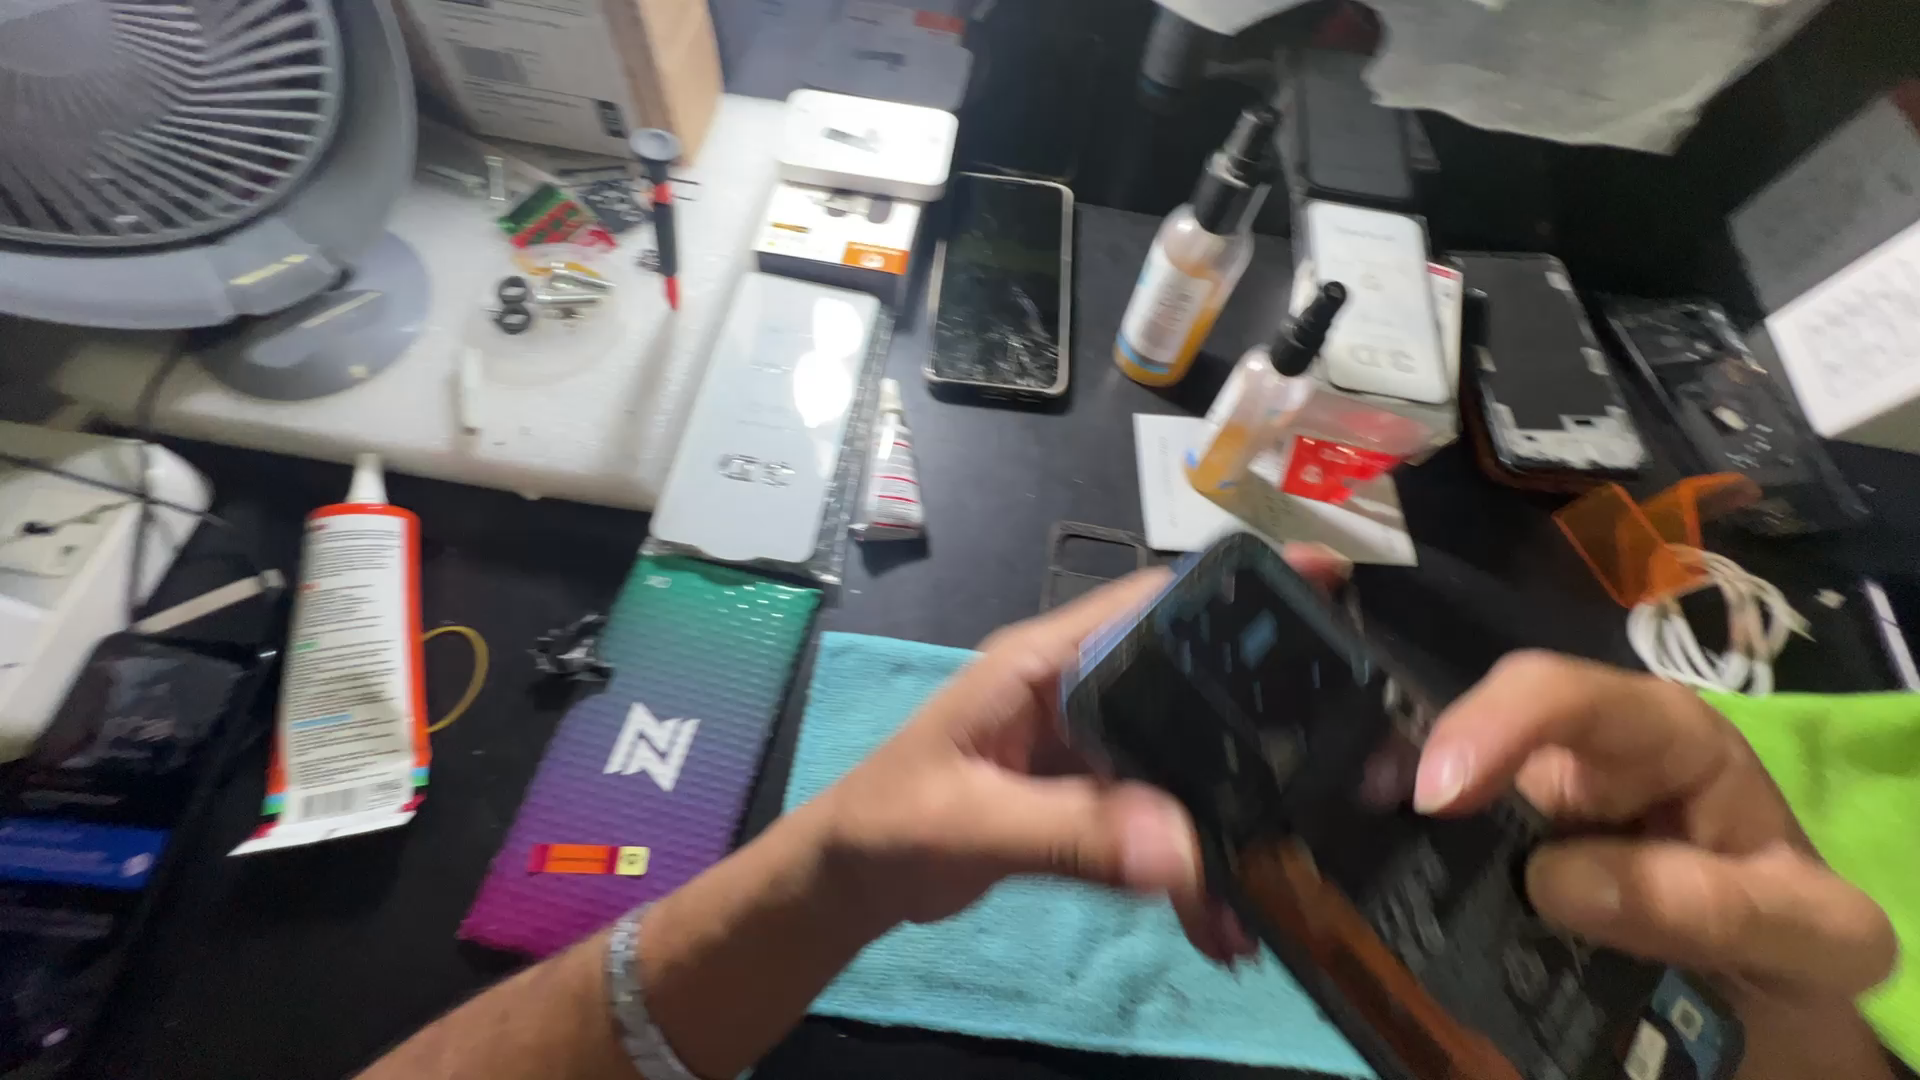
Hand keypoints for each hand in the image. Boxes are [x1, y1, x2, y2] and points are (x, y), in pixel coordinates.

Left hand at [818, 544, 1353, 963]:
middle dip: (1257, 713)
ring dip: (1228, 810)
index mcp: (1045, 661)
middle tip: (1347, 748)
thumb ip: (1070, 831)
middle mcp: (1076, 689)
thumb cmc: (892, 821)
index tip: (1316, 597)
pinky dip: (1187, 859)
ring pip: (1180, 756)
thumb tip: (1184, 850)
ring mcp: (1085, 744)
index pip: (1145, 604)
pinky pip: (1156, 814)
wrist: (860, 876)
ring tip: (1284, 868)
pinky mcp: (1087, 794)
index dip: (1225, 596)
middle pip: (1183, 679)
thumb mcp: (971, 821)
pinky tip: (1217, 917)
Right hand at [1415, 651, 1898, 1078]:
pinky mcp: (1479, 830)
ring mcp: (1516, 787)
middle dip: (1420, 747)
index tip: (1438, 795)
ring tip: (1358, 821)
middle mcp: (1570, 747)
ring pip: (1436, 755)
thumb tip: (1549, 879)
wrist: (1752, 1002)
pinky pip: (1424, 813)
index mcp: (1659, 736)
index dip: (1493, 724)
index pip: (1562, 694)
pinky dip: (1388, 823)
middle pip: (1473, 715)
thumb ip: (1715, 907)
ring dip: (1391, 784)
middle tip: (1376, 804)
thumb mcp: (1805, 937)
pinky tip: (1370, 838)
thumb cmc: (1792, 944)